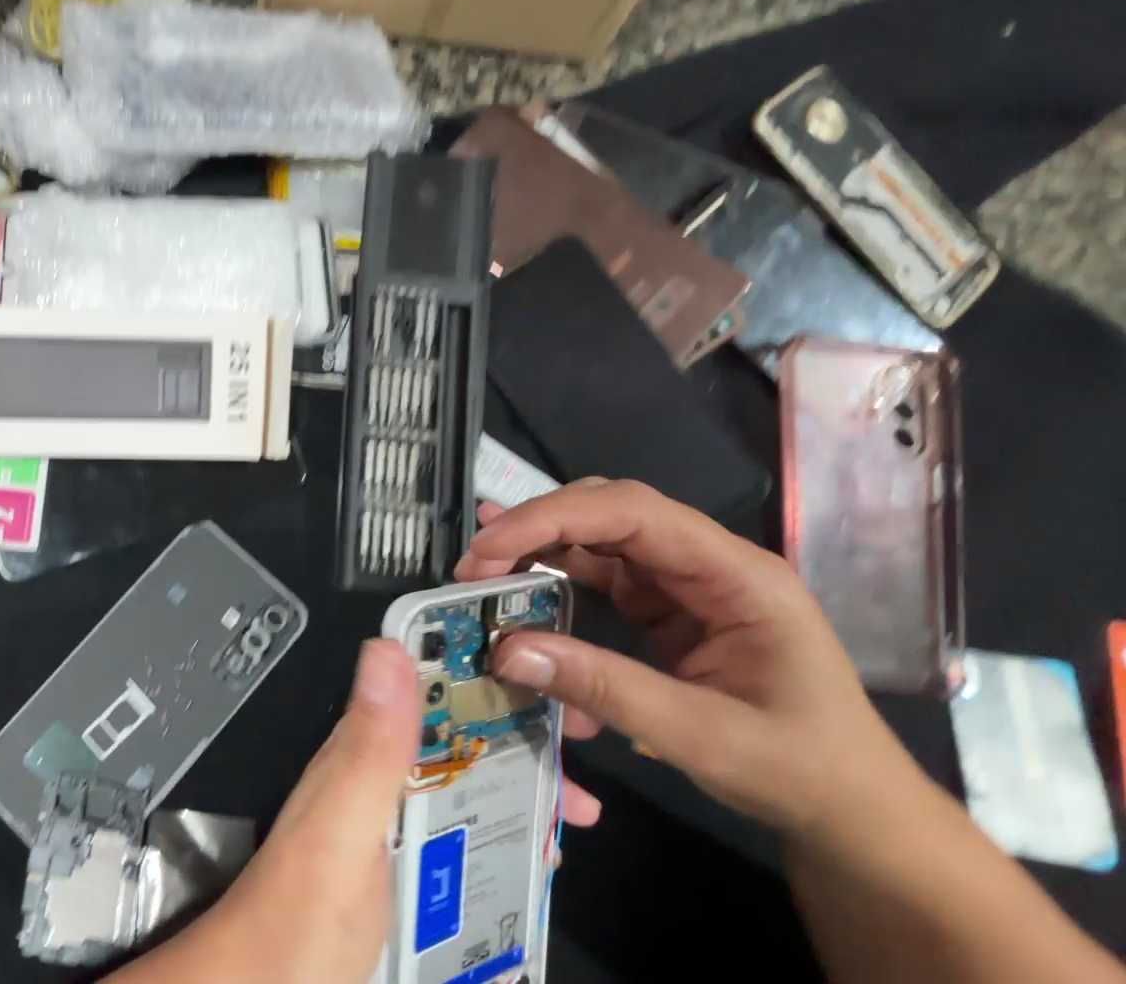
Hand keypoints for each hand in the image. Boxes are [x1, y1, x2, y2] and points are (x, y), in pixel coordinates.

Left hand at [114, 634, 602, 983]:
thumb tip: (385, 650)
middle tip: (571, 755)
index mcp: (359, 761)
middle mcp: (370, 788)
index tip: (531, 670)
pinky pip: (452, 839)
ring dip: (511, 792)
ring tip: (562, 809)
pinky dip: (493, 837)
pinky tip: (517, 854)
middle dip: (513, 743)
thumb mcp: (341, 827)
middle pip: (450, 745)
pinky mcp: (392, 875)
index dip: (472, 675)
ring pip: (457, 792)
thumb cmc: (296, 919)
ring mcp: (382, 833)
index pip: (419, 692)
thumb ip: (367, 745)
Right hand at [454, 478, 924, 838]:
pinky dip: (554, 587)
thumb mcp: (702, 735)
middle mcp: (708, 565)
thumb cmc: (800, 770)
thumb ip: (603, 688)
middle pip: (609, 514)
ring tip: (482, 578)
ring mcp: (686, 586)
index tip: (490, 548)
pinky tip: (519, 601)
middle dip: (537, 529)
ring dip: (539, 554)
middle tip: (474, 564)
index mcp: (737, 576)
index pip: (633, 513)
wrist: (853, 812)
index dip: (553, 518)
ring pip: (598, 542)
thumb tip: (505, 652)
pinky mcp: (665, 610)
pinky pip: (599, 580)